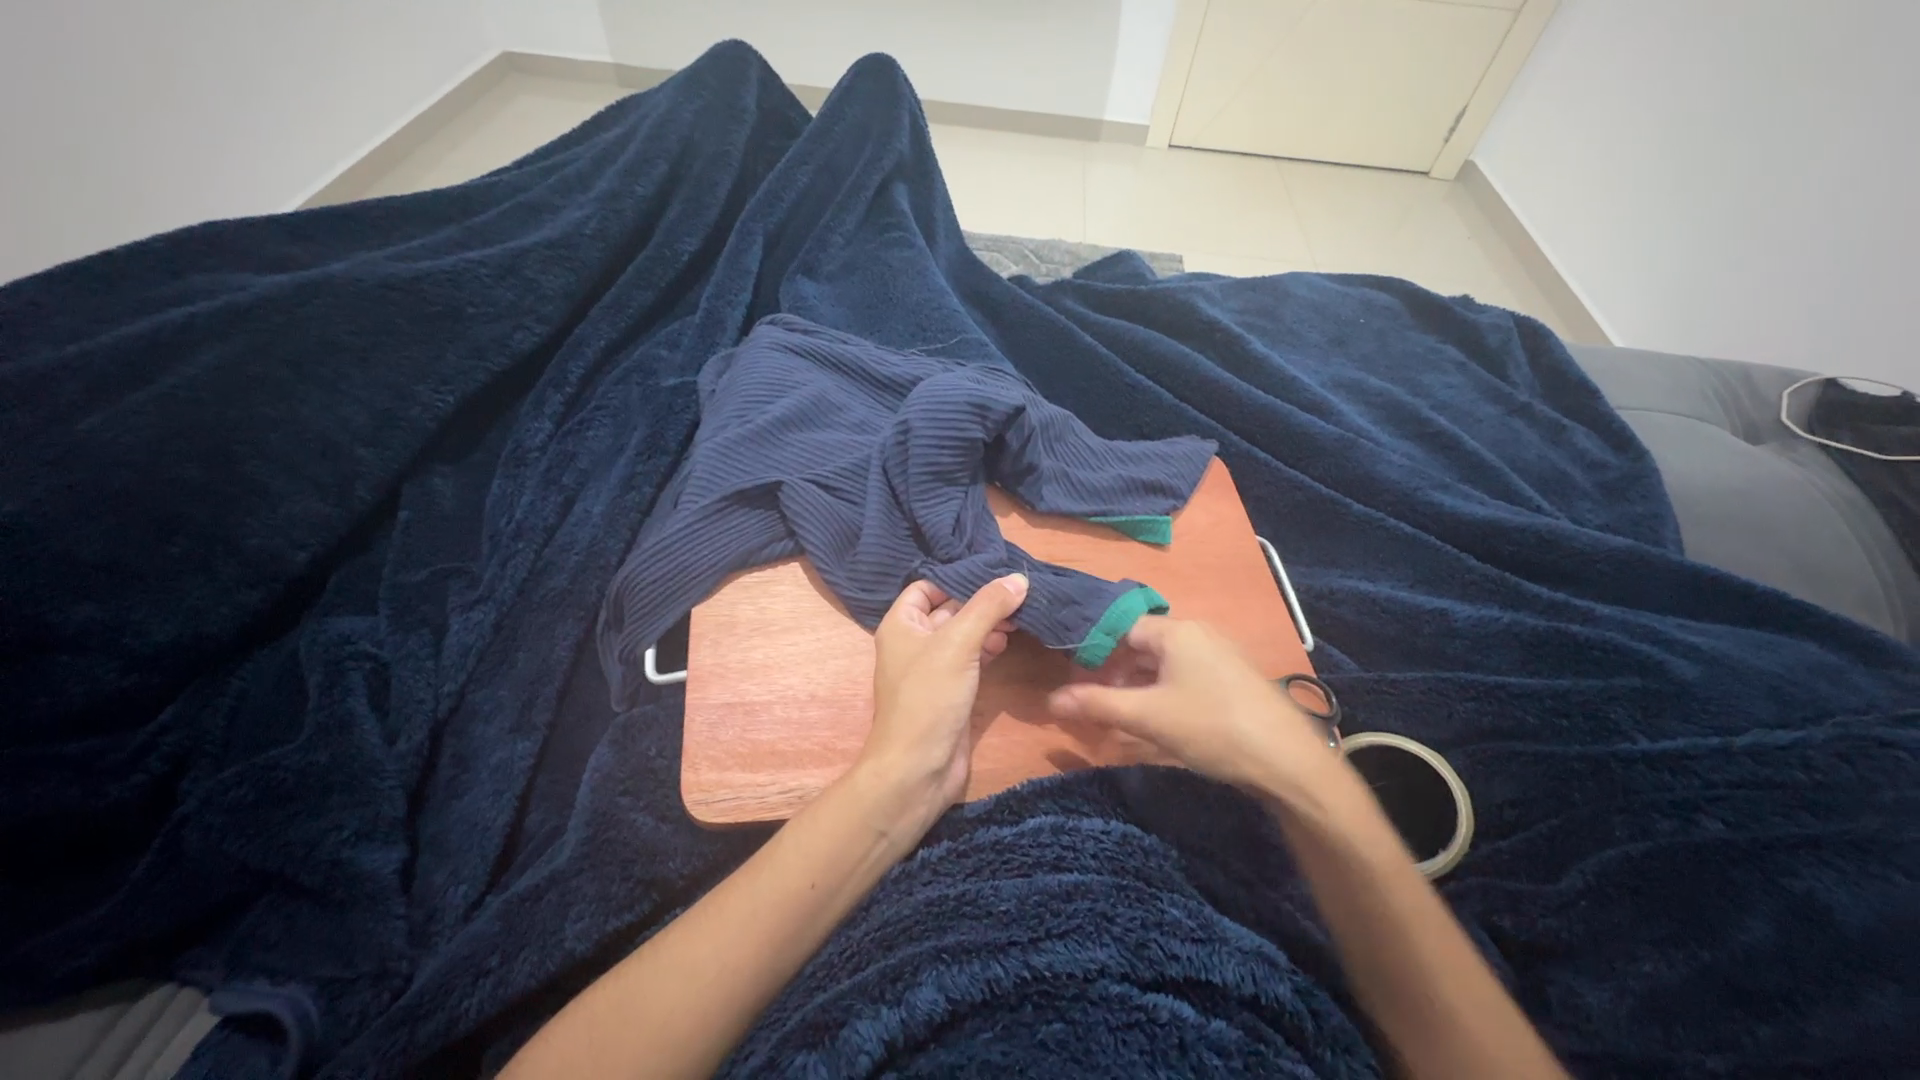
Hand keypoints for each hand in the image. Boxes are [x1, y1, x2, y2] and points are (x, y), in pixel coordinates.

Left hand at [858, 574, 1028, 810]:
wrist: (918, 768)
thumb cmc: (929, 697)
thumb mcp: (958, 643)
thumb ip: (988, 607)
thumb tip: (1018, 578)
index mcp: (901, 624)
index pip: (927, 586)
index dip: (957, 577)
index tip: (995, 570)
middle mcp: (913, 642)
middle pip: (949, 608)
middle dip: (981, 600)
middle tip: (1019, 591)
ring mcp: (932, 669)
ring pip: (963, 635)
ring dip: (988, 624)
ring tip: (1021, 615)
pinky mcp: (951, 691)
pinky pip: (971, 659)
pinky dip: (988, 648)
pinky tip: (1009, 641)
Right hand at [1047, 616, 1343, 799]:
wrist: (1289, 761)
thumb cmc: (1211, 727)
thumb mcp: (1146, 716)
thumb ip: (1096, 704)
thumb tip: (1051, 700)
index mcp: (1177, 630)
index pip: (1120, 627)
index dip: (1093, 650)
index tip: (1072, 675)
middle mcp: (1199, 634)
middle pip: (1142, 645)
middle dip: (1114, 671)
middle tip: (1091, 700)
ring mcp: (1220, 656)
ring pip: (1164, 664)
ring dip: (1138, 686)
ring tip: (1119, 715)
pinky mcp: (1233, 681)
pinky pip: (1185, 677)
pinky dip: (1163, 693)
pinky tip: (1156, 722)